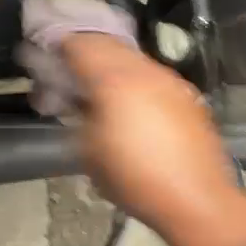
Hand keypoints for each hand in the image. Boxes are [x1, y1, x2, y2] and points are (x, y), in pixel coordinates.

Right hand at [60, 34, 245, 245]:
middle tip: (70, 72)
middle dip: (86, 53)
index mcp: (115, 81)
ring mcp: (171, 80)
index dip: (60, 47)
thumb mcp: (90, 154)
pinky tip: (130, 104)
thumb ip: (78, 117)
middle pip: (108, 44)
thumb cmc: (136, 181)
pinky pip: (153, 75)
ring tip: (99, 89)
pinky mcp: (188, 95)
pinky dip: (135, 79)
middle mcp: (145, 71)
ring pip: (133, 58)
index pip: (80, 45)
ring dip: (112, 66)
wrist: (197, 200)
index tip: (47, 58)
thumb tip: (73, 101)